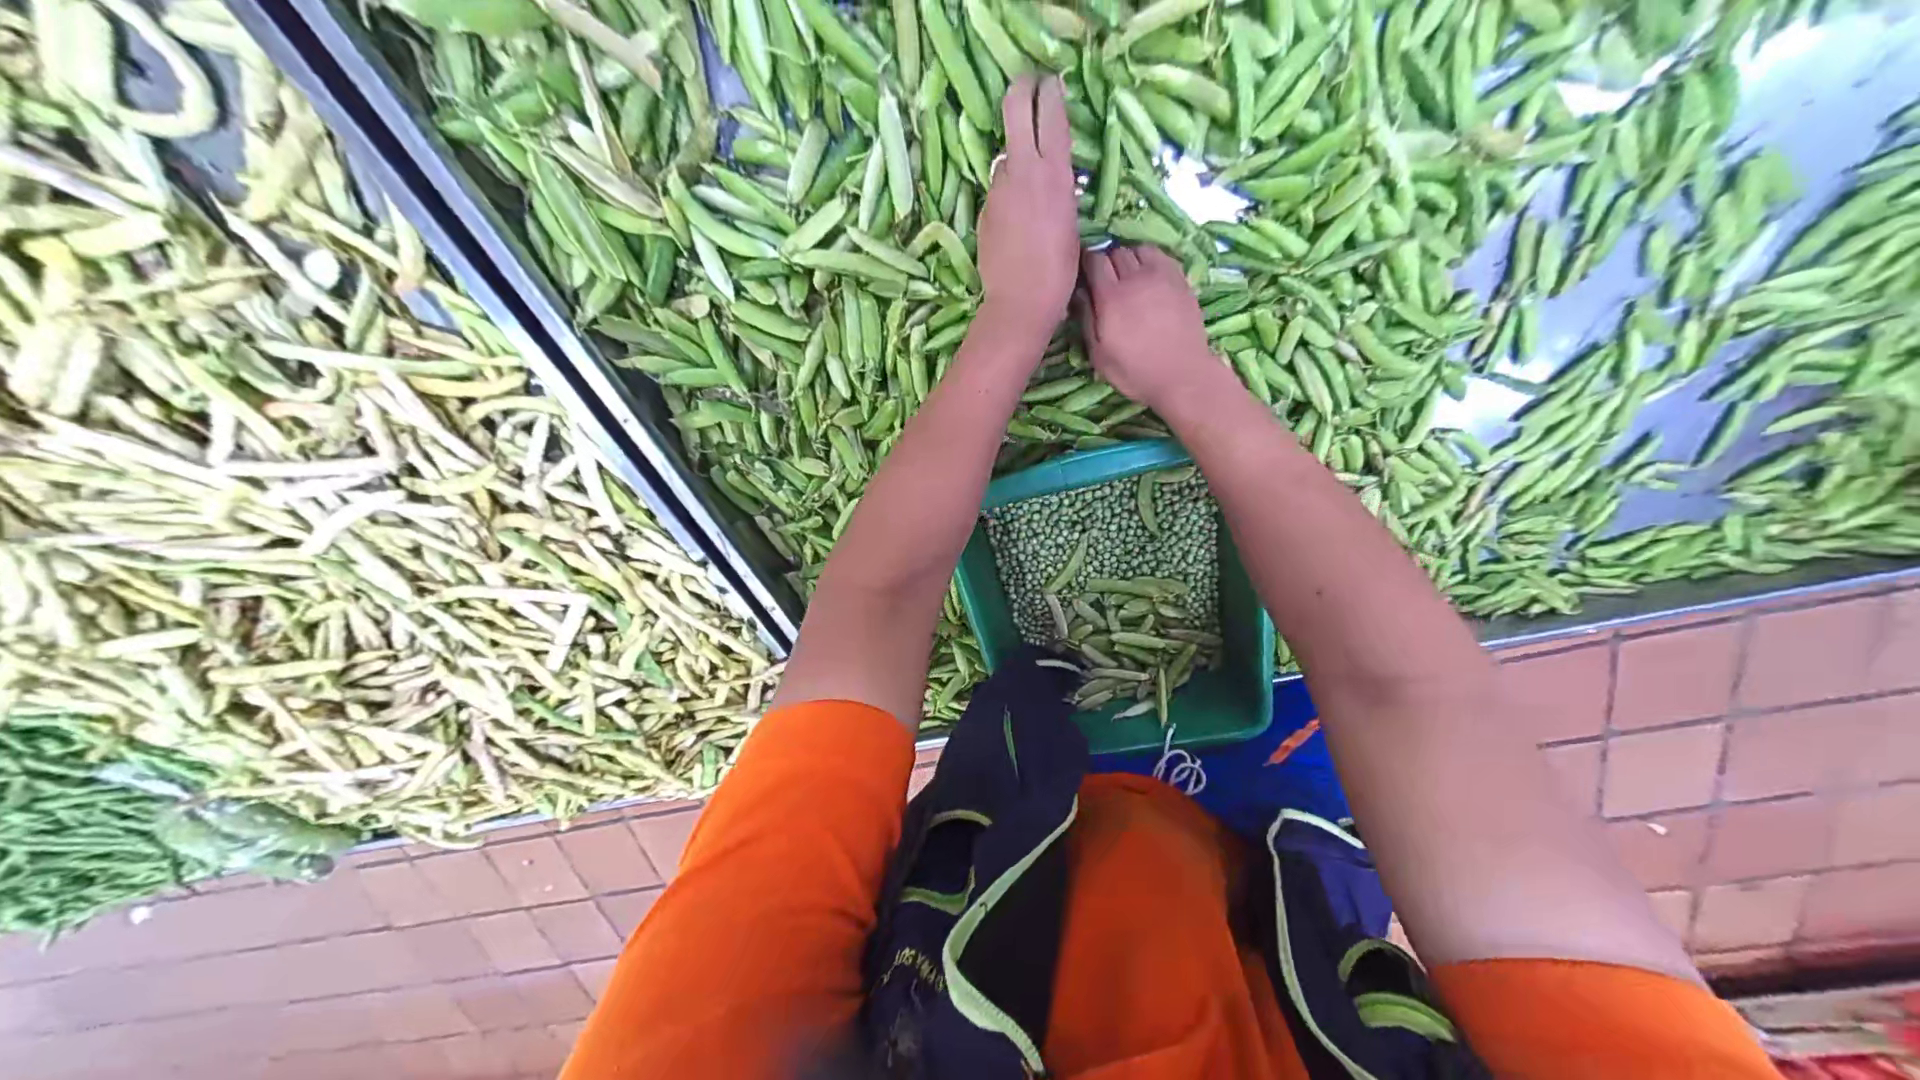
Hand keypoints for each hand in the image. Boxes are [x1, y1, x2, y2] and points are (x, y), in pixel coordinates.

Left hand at [977, 75, 1078, 336]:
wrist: (1020, 302)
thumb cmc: (1059, 271)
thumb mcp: (1071, 223)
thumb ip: (1060, 191)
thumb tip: (1053, 177)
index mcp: (1054, 173)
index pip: (1050, 111)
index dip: (1050, 90)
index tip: (1052, 82)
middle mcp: (1023, 171)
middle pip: (1015, 106)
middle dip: (1022, 89)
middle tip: (1029, 86)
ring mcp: (999, 189)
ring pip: (1006, 154)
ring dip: (1016, 156)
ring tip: (1029, 181)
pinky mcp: (984, 209)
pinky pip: (998, 188)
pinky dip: (1008, 192)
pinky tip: (1017, 218)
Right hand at [1077, 245, 1219, 411]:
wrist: (1182, 375)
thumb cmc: (1135, 371)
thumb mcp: (1099, 355)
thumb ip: (1086, 320)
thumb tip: (1078, 292)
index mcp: (1110, 297)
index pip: (1094, 261)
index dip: (1086, 262)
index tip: (1084, 273)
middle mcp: (1135, 278)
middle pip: (1115, 252)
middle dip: (1106, 261)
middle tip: (1104, 279)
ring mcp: (1160, 276)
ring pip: (1138, 249)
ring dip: (1128, 257)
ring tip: (1127, 275)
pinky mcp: (1179, 279)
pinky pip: (1160, 255)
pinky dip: (1149, 258)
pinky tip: (1147, 275)